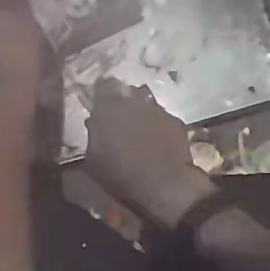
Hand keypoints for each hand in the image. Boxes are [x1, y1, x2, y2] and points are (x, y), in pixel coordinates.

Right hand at [84, 79, 216, 227]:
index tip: (101, 105)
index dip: (103, 94)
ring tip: (141, 132)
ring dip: (142, 114)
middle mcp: (134, 101)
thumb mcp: (93, 160)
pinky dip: (159, 127)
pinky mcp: (176, 122)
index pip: (104, 85)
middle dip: (124, 103)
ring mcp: (158, 110)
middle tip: (121, 121)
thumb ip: (93, 135)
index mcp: (109, 107)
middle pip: (128, 92)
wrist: (163, 185)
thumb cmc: (121, 175)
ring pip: (147, 104)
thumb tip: (95, 124)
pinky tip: (159, 142)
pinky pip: (163, 119)